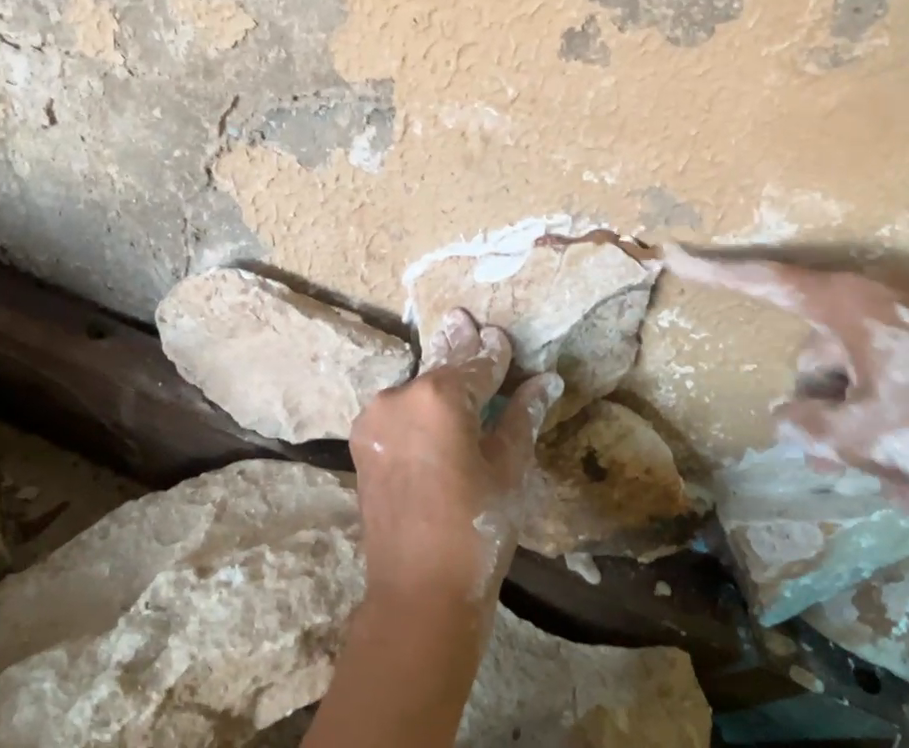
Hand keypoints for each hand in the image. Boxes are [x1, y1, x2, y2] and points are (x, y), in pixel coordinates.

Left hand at [348, 308, 562, 609]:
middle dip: (457, 345)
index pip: (477, 363)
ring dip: (436, 375)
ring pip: (415, 387)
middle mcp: (399, 397)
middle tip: (464, 318)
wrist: (417, 590)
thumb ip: (521, 418)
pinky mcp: (363, 443)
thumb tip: (544, 382)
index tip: (502, 336)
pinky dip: (416, 403)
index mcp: (439, 397)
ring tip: (452, 349)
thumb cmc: (476, 530)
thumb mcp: (509, 471)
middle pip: (439, 365)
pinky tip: (430, 400)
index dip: (495, 352)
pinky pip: (398, 411)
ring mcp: (375, 420)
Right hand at [661, 247, 908, 501]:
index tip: (667, 252)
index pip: (761, 281)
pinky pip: (905, 382)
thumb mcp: (865, 436)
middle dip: (820, 409)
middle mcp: (880, 301)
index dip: (711, 272)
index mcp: (846, 305)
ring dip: (864, 430)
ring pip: (864, 375)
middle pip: (818, 350)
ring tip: (890, 488)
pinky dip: (901, 425)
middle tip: (832, 464)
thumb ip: (809, 428)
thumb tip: (785, 421)